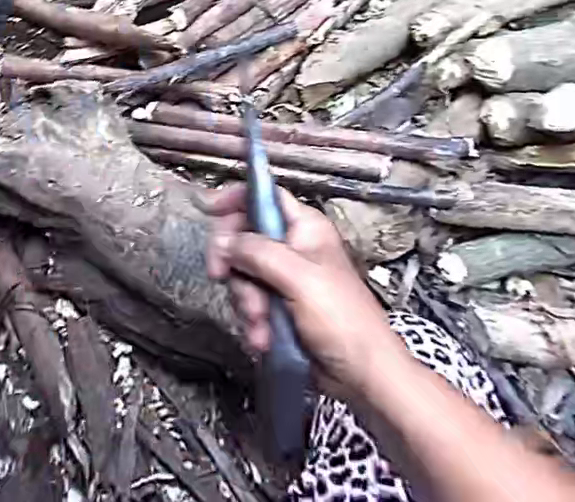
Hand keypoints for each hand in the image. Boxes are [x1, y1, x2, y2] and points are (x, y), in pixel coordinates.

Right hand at [199, 183, 399, 390]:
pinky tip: (262, 338)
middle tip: (221, 277)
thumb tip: (221, 240)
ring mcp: (284, 277)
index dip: (235, 197)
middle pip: (242, 235)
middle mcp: (291, 246)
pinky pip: (249, 301)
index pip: (263, 195)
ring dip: (245, 300)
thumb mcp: (297, 277)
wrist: (364, 378)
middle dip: (233, 263)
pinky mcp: (278, 306)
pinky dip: (251, 320)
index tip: (209, 210)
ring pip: (242, 273)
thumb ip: (256, 252)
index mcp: (304, 227)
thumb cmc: (341, 319)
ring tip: (260, 324)